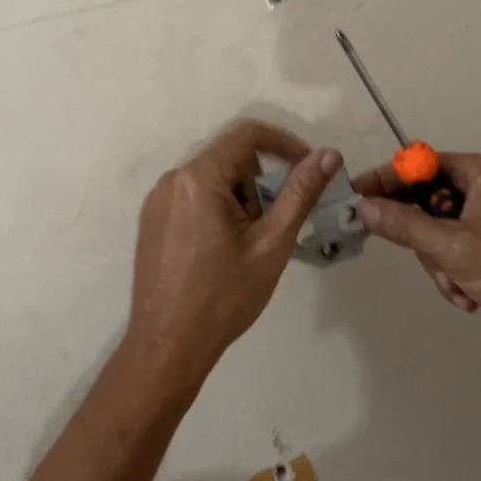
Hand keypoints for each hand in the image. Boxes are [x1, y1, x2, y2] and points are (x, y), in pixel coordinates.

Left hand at [126, 120, 341, 375]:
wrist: (168, 346)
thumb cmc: (224, 296)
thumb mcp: (271, 244)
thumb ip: (300, 193)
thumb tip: (328, 156)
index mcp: (199, 177)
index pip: (248, 135)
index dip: (285, 144)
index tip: (309, 168)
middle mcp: (172, 179)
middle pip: (229, 158)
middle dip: (262, 180)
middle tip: (279, 221)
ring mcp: (158, 201)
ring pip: (212, 178)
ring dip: (241, 197)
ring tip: (253, 242)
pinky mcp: (153, 221)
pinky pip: (193, 196)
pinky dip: (218, 208)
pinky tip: (226, 249)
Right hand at [353, 153, 480, 347]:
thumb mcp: (455, 248)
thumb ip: (405, 225)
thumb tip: (364, 205)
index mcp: (480, 173)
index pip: (419, 165)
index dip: (386, 180)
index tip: (356, 199)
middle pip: (427, 202)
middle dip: (422, 239)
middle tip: (427, 260)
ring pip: (439, 233)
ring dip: (440, 265)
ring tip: (457, 288)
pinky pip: (458, 253)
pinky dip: (456, 275)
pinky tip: (469, 298)